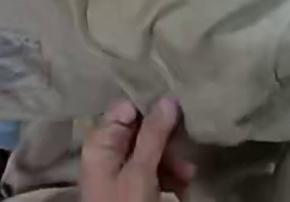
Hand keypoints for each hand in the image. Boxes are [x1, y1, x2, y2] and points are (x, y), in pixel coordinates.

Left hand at [80, 97, 196, 201]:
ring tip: (189, 176)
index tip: (177, 108)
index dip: (152, 106)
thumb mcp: (140, 174)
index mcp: (101, 143)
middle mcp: (108, 153)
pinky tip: (183, 188)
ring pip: (151, 151)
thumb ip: (153, 134)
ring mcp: (119, 174)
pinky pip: (153, 172)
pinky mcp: (132, 192)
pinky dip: (170, 177)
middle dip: (167, 140)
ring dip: (173, 160)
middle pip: (142, 129)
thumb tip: (167, 99)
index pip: (127, 108)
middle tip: (185, 150)